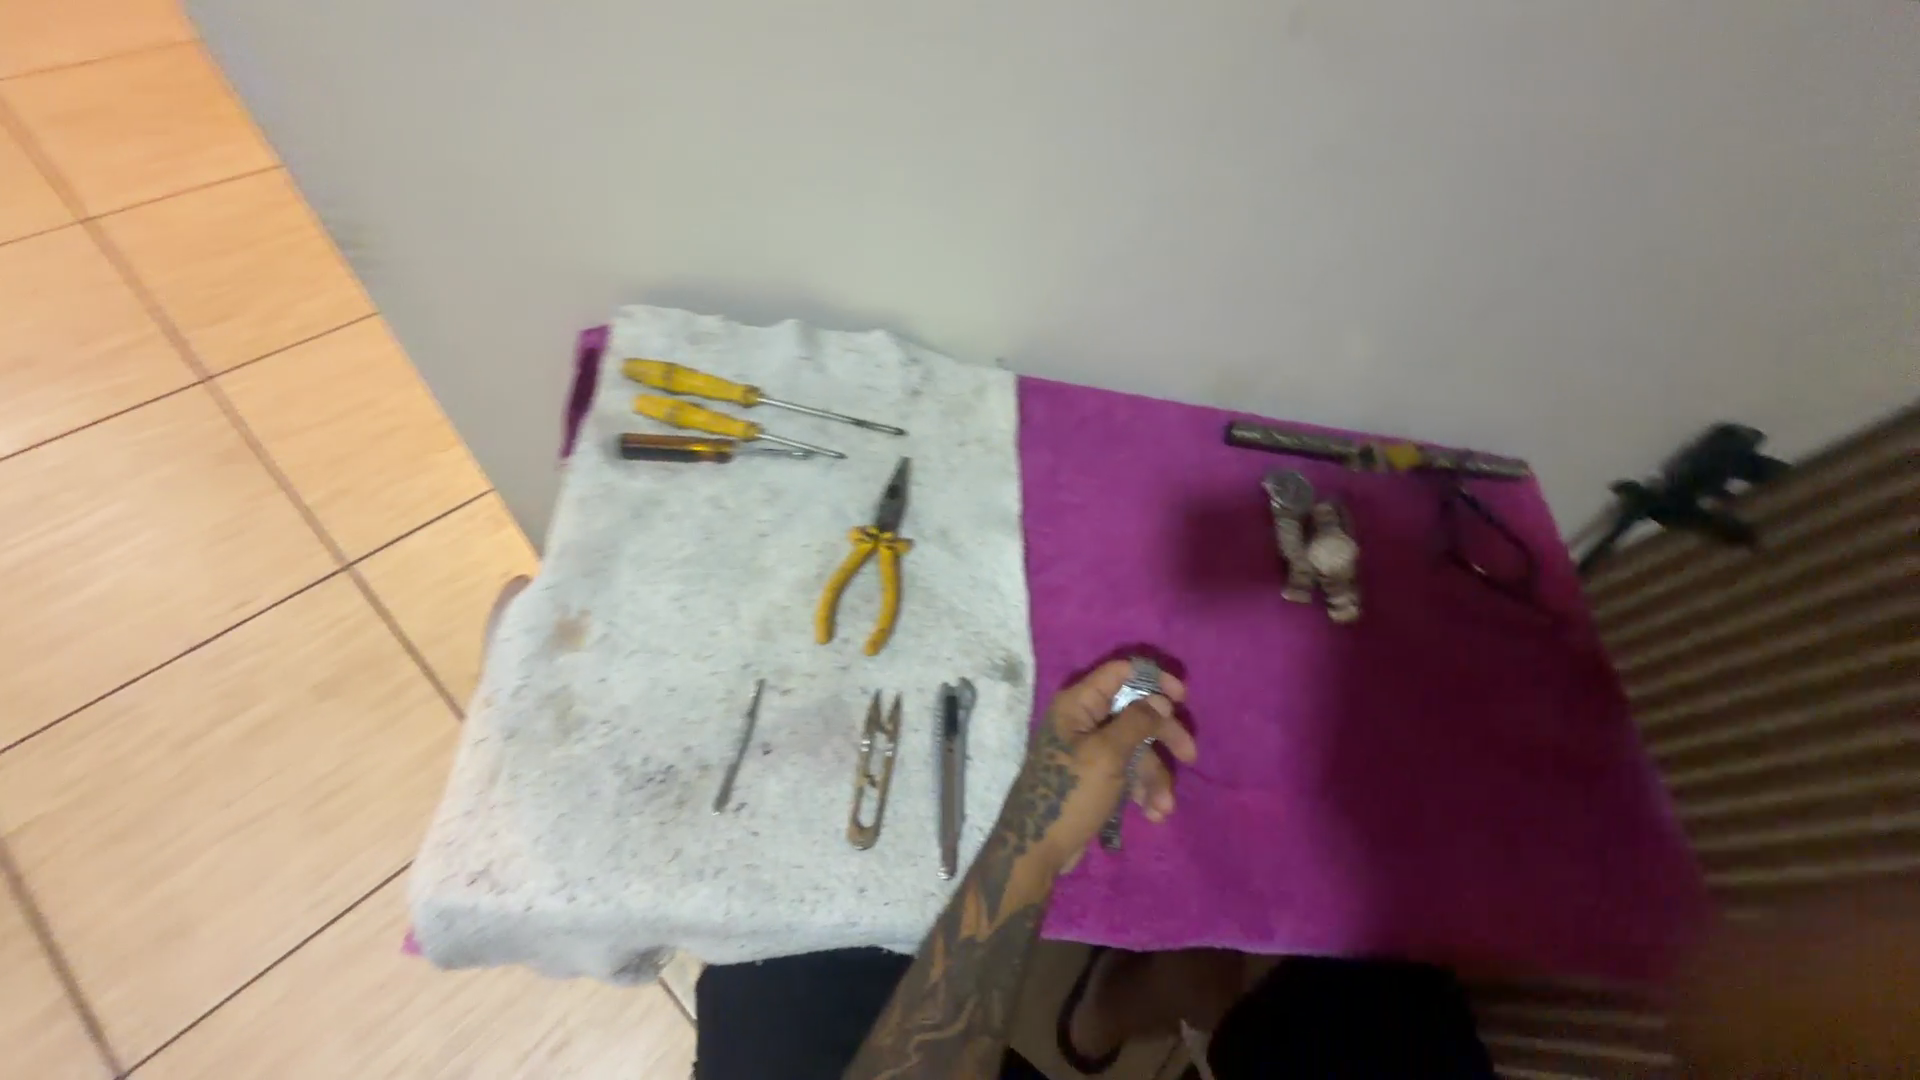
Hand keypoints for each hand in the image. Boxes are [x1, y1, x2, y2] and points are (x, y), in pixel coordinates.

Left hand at [995, 659, 1196, 874]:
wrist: (1039, 848)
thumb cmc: (1071, 793)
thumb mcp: (1107, 755)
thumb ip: (1137, 722)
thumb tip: (1160, 698)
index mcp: (1079, 704)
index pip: (1120, 673)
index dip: (1152, 679)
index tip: (1181, 697)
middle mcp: (1083, 720)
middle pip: (1135, 713)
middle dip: (1163, 736)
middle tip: (1189, 756)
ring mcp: (1089, 749)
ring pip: (1135, 748)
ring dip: (1153, 775)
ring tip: (1162, 806)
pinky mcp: (1095, 776)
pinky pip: (1126, 771)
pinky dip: (1141, 789)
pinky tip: (1152, 813)